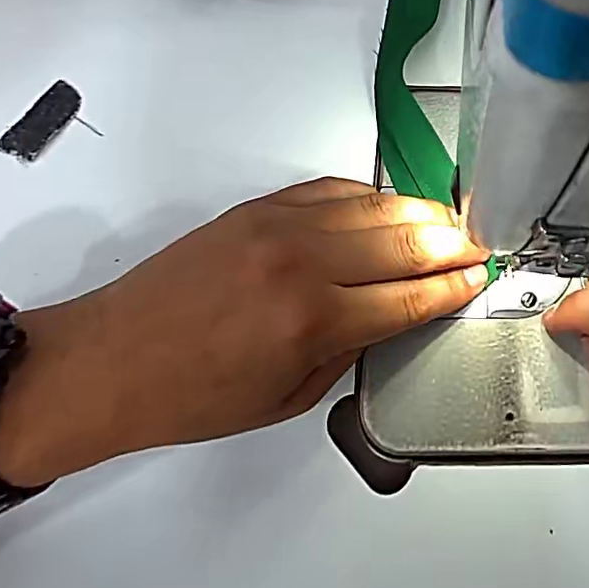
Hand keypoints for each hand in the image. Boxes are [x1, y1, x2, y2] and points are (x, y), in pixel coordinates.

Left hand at [0, 178, 488, 483]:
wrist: (108, 358)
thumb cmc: (194, 396)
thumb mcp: (287, 398)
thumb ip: (350, 350)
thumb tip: (392, 313)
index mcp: (313, 322)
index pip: (410, 296)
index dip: (454, 285)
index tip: (480, 276)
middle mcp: (304, 263)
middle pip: (405, 243)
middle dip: (452, 243)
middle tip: (478, 245)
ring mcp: (281, 224)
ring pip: (377, 206)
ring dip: (422, 213)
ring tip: (449, 222)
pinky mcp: (261, 206)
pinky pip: (334, 189)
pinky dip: (372, 195)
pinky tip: (391, 205)